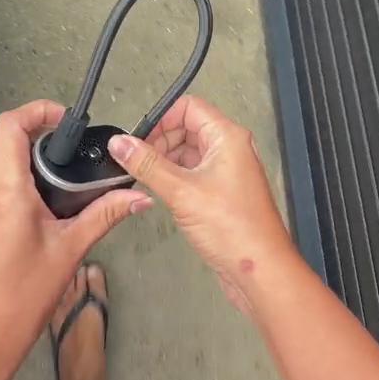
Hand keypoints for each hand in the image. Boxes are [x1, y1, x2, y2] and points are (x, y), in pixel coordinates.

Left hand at [0, 100, 148, 379]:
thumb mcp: (69, 252)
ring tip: (54, 200)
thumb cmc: (18, 301)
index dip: (37, 110)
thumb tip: (140, 197)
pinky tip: (29, 229)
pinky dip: (8, 198)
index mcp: (5, 191)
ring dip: (23, 174)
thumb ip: (105, 215)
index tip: (64, 120)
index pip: (10, 125)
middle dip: (38, 146)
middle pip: (5, 148)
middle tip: (69, 164)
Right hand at [107, 96, 292, 317]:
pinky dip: (176, 177)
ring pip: (189, 152)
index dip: (161, 120)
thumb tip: (119, 142)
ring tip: (144, 178)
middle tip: (136, 162)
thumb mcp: (182, 192)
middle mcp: (231, 148)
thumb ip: (147, 165)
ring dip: (166, 161)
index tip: (138, 140)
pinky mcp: (223, 192)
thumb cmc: (231, 227)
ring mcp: (228, 170)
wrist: (259, 271)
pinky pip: (194, 173)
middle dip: (160, 141)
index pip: (189, 108)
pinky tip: (160, 192)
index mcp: (227, 136)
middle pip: (188, 128)